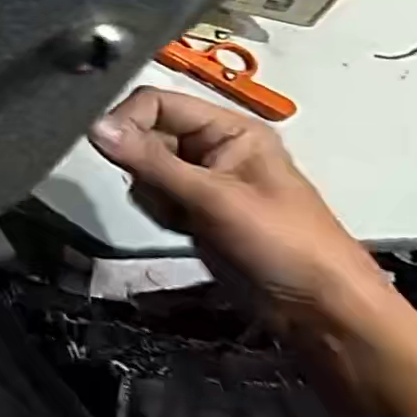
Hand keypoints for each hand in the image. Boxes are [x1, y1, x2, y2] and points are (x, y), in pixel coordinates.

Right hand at [88, 86, 388, 336]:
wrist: (322, 313)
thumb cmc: (281, 244)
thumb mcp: (213, 198)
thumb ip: (150, 161)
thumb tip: (95, 127)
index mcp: (227, 127)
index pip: (157, 102)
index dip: (128, 119)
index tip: (108, 148)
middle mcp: (211, 144)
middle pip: (146, 133)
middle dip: (144, 165)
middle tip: (164, 194)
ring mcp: (202, 176)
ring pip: (144, 166)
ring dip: (152, 192)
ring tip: (182, 216)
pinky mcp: (193, 205)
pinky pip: (153, 193)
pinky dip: (158, 210)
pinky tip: (184, 227)